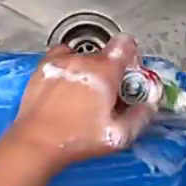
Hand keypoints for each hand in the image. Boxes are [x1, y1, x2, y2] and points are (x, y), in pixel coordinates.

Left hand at [4, 35, 154, 169]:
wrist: (36, 142)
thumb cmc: (79, 140)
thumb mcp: (119, 136)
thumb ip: (140, 117)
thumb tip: (149, 105)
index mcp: (105, 71)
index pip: (125, 43)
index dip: (130, 56)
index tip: (128, 75)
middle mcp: (83, 59)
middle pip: (104, 55)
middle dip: (109, 71)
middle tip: (105, 95)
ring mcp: (60, 61)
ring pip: (82, 57)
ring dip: (87, 70)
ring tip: (82, 93)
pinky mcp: (43, 67)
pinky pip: (61, 57)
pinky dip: (67, 66)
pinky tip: (65, 84)